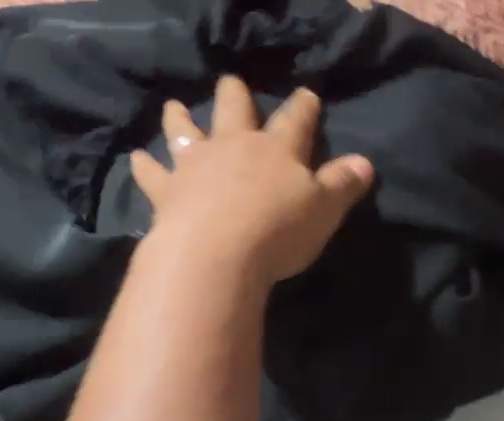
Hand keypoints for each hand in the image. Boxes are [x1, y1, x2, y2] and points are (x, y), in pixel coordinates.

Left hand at [132, 76, 373, 282]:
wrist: (218, 251)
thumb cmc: (279, 230)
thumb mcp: (324, 210)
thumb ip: (342, 185)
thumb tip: (365, 162)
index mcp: (277, 150)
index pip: (295, 121)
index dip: (303, 108)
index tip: (307, 95)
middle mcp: (234, 146)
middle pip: (234, 109)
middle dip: (236, 96)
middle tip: (233, 85)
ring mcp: (196, 164)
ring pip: (185, 129)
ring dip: (181, 118)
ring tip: (176, 108)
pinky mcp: (167, 189)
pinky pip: (152, 172)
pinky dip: (145, 165)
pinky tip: (138, 158)